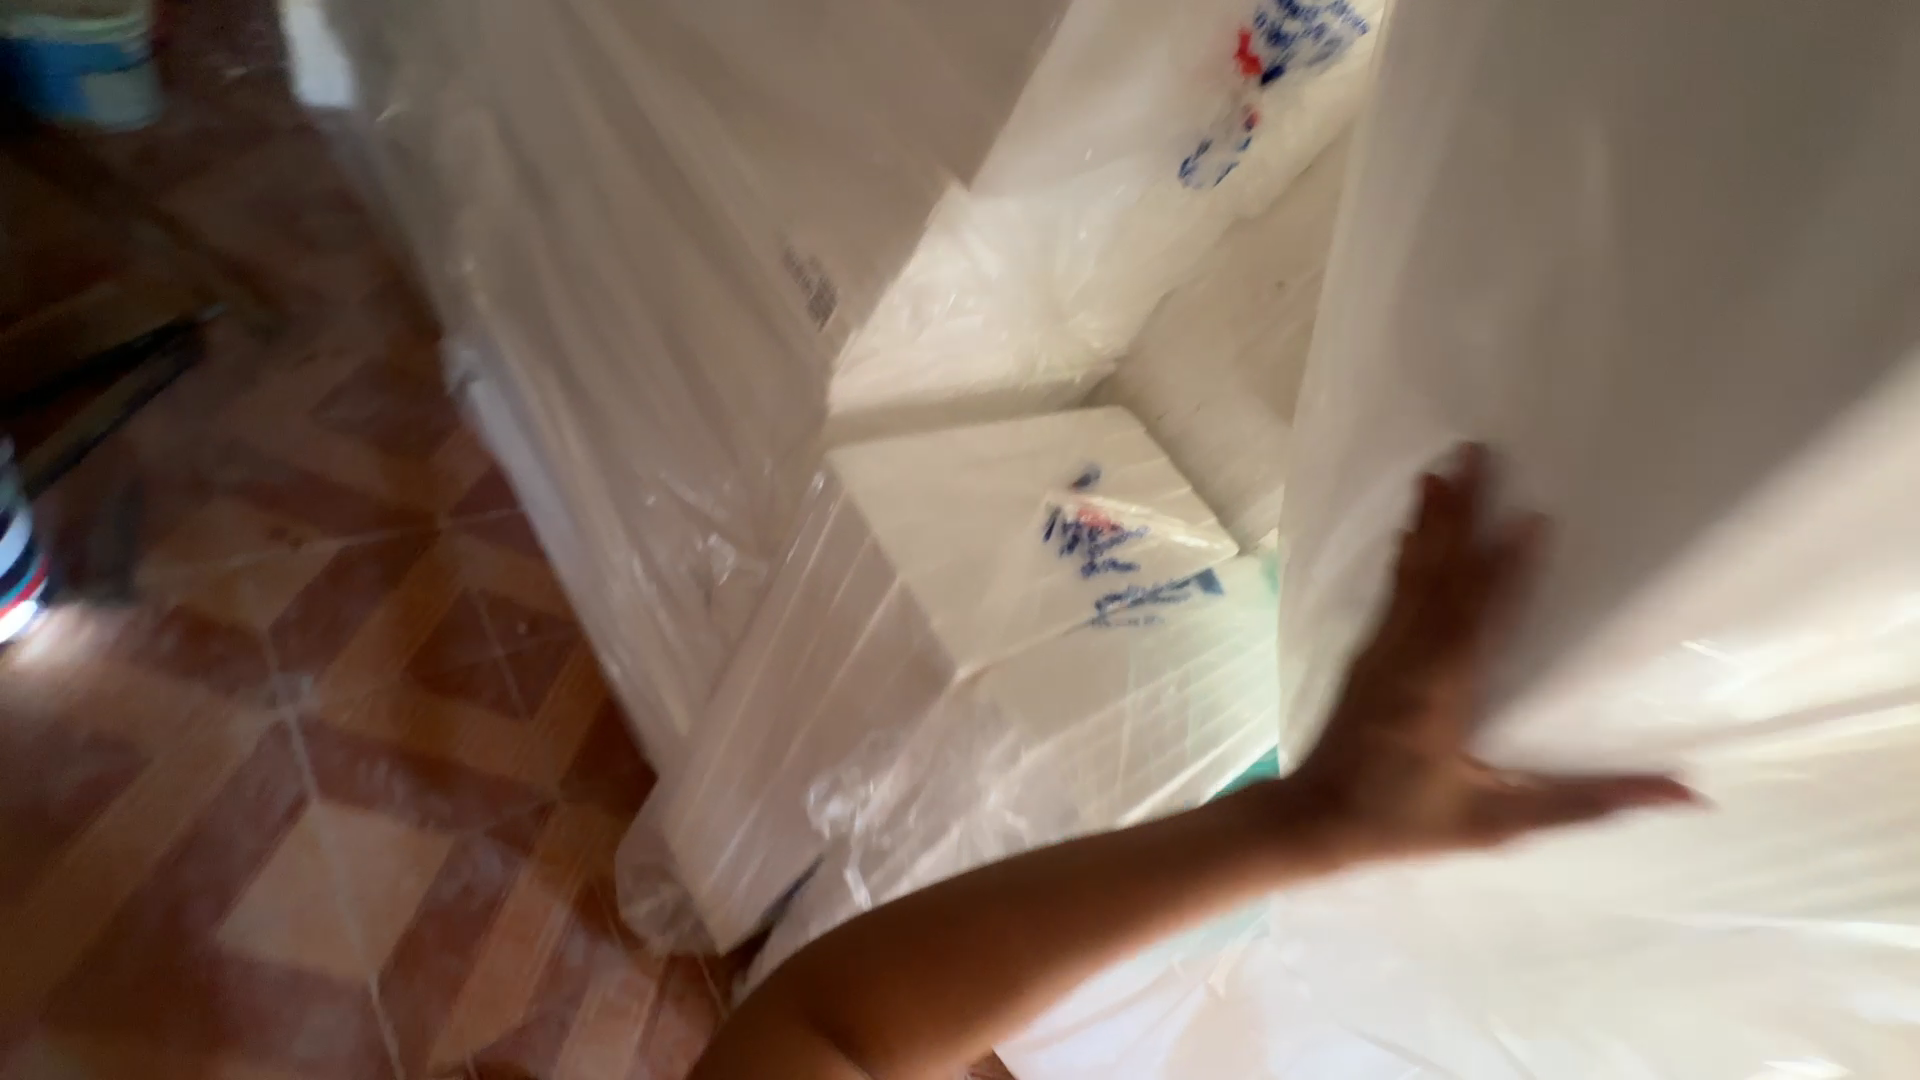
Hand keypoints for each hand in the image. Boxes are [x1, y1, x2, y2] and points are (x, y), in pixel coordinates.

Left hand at [1277, 444, 1699, 862]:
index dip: (1506, 568)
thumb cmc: (1403, 820)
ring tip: (1437, 472)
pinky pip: (1392, 593)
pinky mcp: (1365, 655)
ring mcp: (1378, 651)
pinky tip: (1410, 534)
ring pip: (1409, 577)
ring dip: (1427, 524)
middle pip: (1437, 576)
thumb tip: (1689, 788)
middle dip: (1456, 515)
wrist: (1315, 815)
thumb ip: (1586, 801)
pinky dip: (1406, 557)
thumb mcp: (1497, 820)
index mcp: (1438, 691)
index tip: (1529, 517)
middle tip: (1470, 454)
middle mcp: (1404, 657)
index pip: (1478, 617)